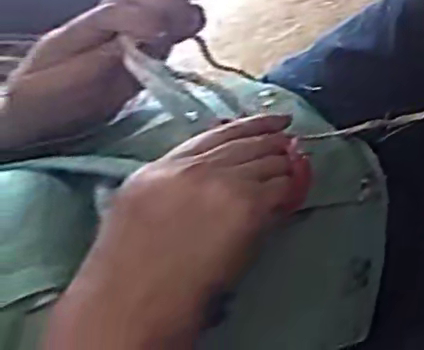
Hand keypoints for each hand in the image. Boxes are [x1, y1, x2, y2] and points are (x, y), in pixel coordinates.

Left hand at [1, 0, 202, 149]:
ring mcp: (130, 23)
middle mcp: (105, 20)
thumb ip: (100, 59)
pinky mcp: (153, 33)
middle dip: (170, 5)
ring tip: (185, 32)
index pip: (116, 9)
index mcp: (75, 32)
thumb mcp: (62, 86)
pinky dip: (191, 19)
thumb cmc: (49, 102)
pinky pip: (180, 14)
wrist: (46, 113)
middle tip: (178, 30)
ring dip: (184, 11)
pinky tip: (188, 33)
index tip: (157, 41)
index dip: (143, 19)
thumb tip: (145, 40)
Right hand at [58, 116, 299, 342]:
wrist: (127, 309)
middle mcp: (193, 170)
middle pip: (257, 143)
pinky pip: (286, 186)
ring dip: (282, 174)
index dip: (258, 124)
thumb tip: (240, 153)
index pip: (222, 132)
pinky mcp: (252, 201)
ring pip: (277, 162)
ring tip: (272, 190)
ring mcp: (226, 183)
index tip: (281, 121)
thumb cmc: (130, 268)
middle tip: (290, 153)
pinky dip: (286, 195)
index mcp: (157, 171)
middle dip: (277, 148)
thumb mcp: (143, 208)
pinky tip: (274, 207)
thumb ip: (183, 177)